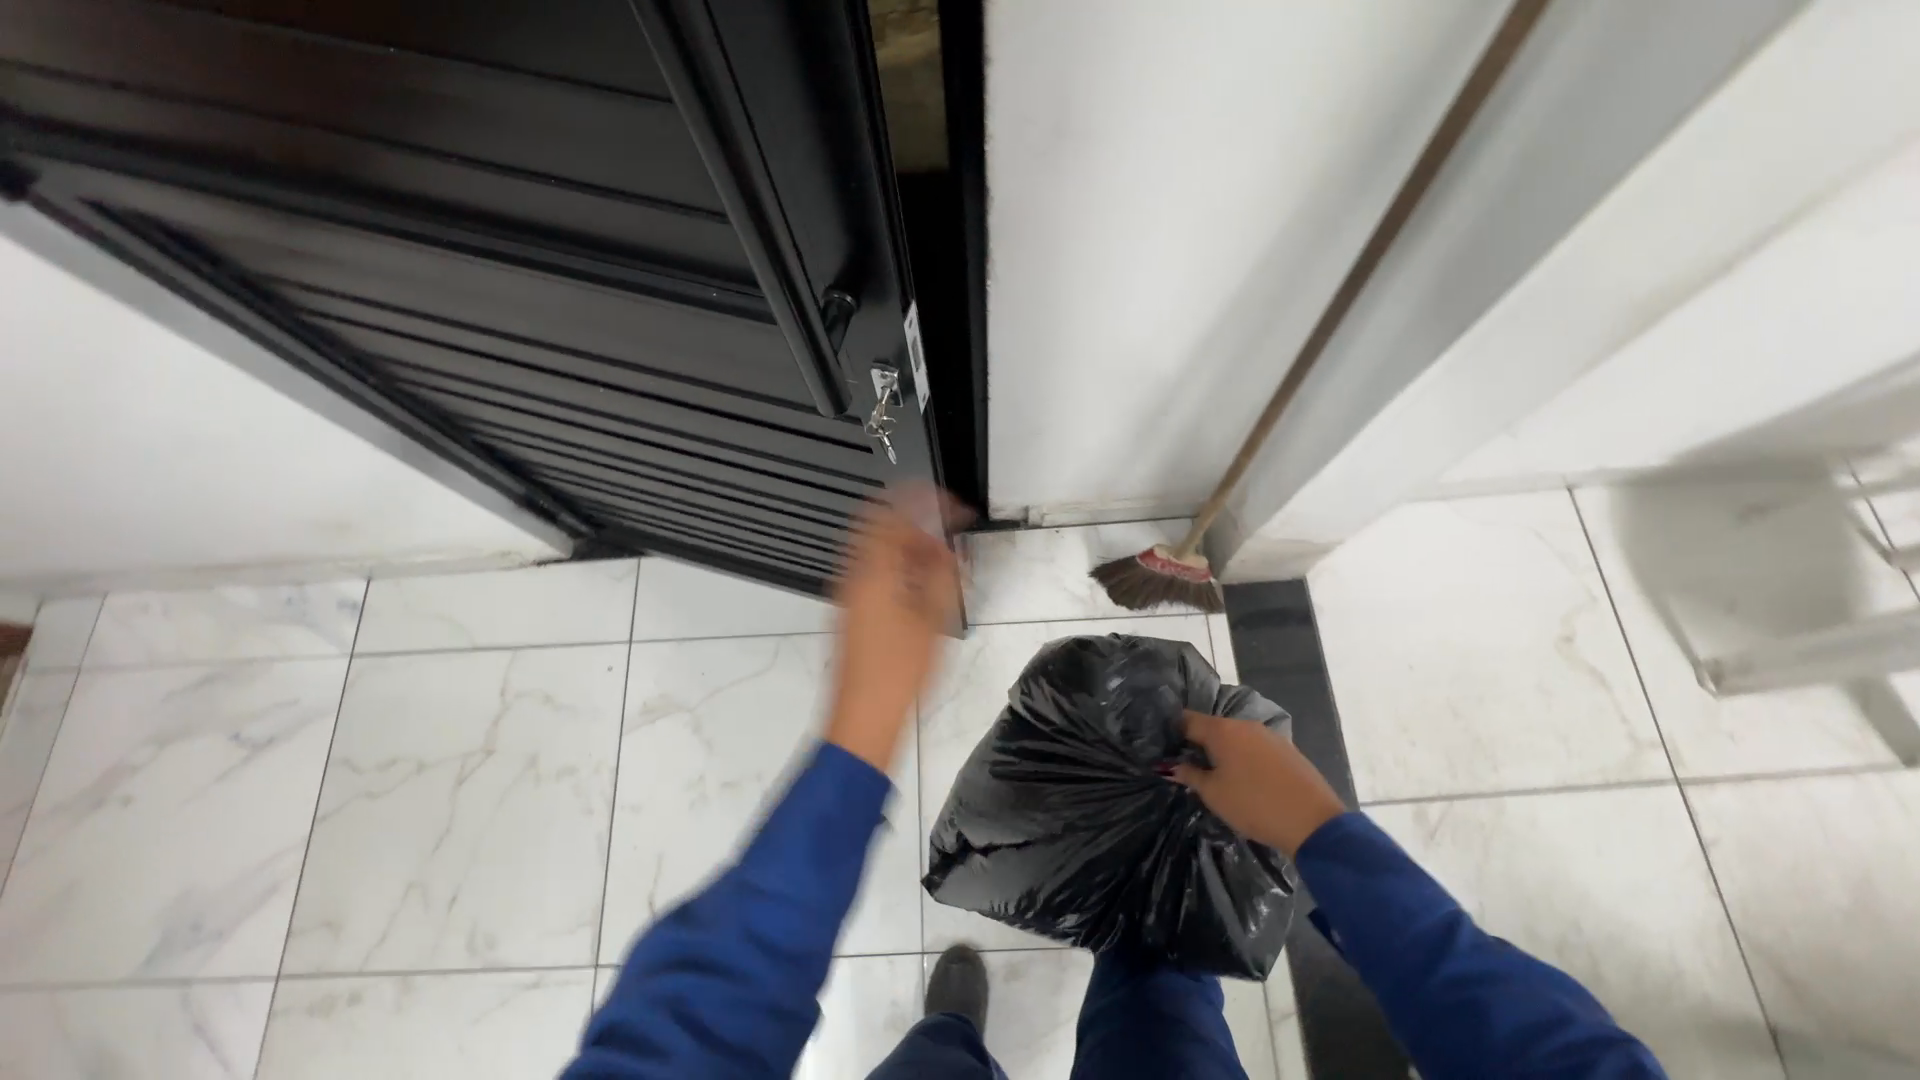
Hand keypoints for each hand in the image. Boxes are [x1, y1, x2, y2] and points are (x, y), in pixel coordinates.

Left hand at [825, 487, 971, 769]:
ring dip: (907, 549)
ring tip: (939, 566)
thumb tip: (947, 550)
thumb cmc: (897, 674)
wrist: (862, 717)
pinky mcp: (849, 614)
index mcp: (871, 572)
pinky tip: (921, 591)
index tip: (952, 507)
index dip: (926, 501)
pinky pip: (871, 574)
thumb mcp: (933, 620)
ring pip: (874, 552)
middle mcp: (851, 577)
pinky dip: (896, 569)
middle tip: (944, 537)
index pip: (893, 512)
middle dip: (915, 525)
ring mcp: (846, 596)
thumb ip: (941, 575)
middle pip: (879, 528)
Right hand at [1172, 710, 1346, 855]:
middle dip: (1198, 743)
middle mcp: (1245, 725)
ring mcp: (1269, 735)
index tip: (1164, 748)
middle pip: (1213, 727)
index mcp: (1222, 730)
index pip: (1187, 719)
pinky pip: (1255, 746)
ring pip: (1236, 737)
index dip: (1172, 732)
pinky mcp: (1287, 749)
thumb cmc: (1254, 805)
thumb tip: (1171, 766)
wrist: (1313, 822)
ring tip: (1217, 775)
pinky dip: (1245, 757)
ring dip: (1223, 751)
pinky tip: (1246, 779)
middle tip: (1188, 766)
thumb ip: (1190, 775)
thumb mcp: (1214, 794)